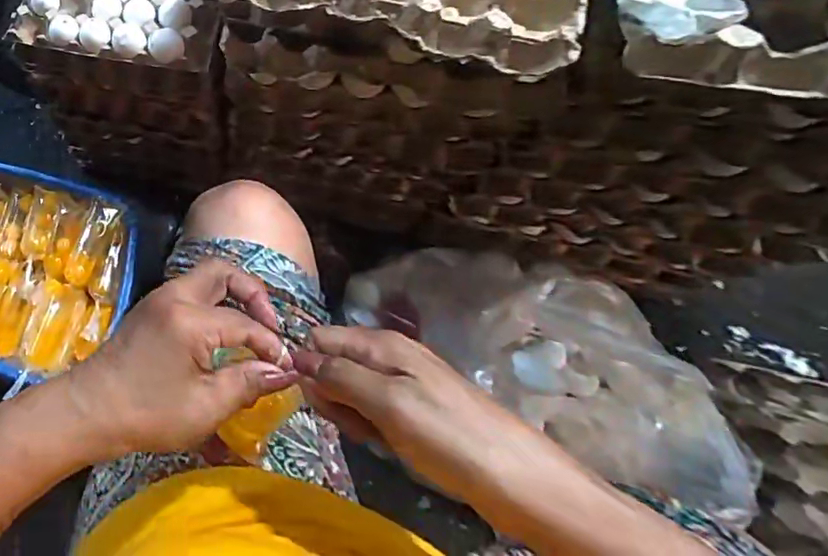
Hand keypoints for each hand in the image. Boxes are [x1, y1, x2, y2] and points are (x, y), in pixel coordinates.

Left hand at [60, 259, 297, 459]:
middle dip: (253, 292)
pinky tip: (223, 334)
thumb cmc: (151, 412)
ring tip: (252, 329)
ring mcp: (159, 298)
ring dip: (232, 294)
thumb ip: (247, 382)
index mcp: (190, 319)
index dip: (271, 345)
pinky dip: (212, 302)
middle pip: (221, 271)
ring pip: (203, 277)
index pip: (245, 322)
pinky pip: (189, 291)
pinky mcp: (150, 308)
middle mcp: (174, 297)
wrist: (93, 406)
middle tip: (270, 326)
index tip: (287, 368)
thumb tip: (283, 370)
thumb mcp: (207, 405)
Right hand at [291, 326, 574, 506]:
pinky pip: (378, 410)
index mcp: (380, 343)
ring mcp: (407, 383)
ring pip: (353, 389)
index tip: (320, 400)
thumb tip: (297, 357)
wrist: (530, 488)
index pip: (319, 339)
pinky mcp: (420, 411)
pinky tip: (390, 446)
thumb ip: (339, 376)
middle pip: (334, 363)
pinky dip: (375, 427)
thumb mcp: (388, 403)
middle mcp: (390, 355)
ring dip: (353, 414)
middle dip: (332, 394)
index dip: (309, 366)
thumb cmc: (452, 438)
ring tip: (376, 440)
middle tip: (354, 427)